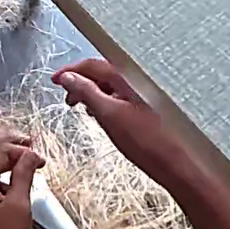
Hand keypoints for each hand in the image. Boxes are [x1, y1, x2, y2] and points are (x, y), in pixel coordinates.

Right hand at [54, 59, 194, 183]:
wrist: (174, 163)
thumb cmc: (144, 141)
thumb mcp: (107, 115)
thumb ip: (86, 92)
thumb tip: (68, 78)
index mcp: (127, 77)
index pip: (92, 64)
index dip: (70, 71)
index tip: (55, 80)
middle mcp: (136, 79)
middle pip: (101, 72)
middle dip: (80, 82)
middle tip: (67, 98)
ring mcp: (142, 92)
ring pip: (109, 84)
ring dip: (91, 92)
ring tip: (81, 107)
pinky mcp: (146, 104)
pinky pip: (119, 94)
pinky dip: (104, 100)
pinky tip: (100, 114)